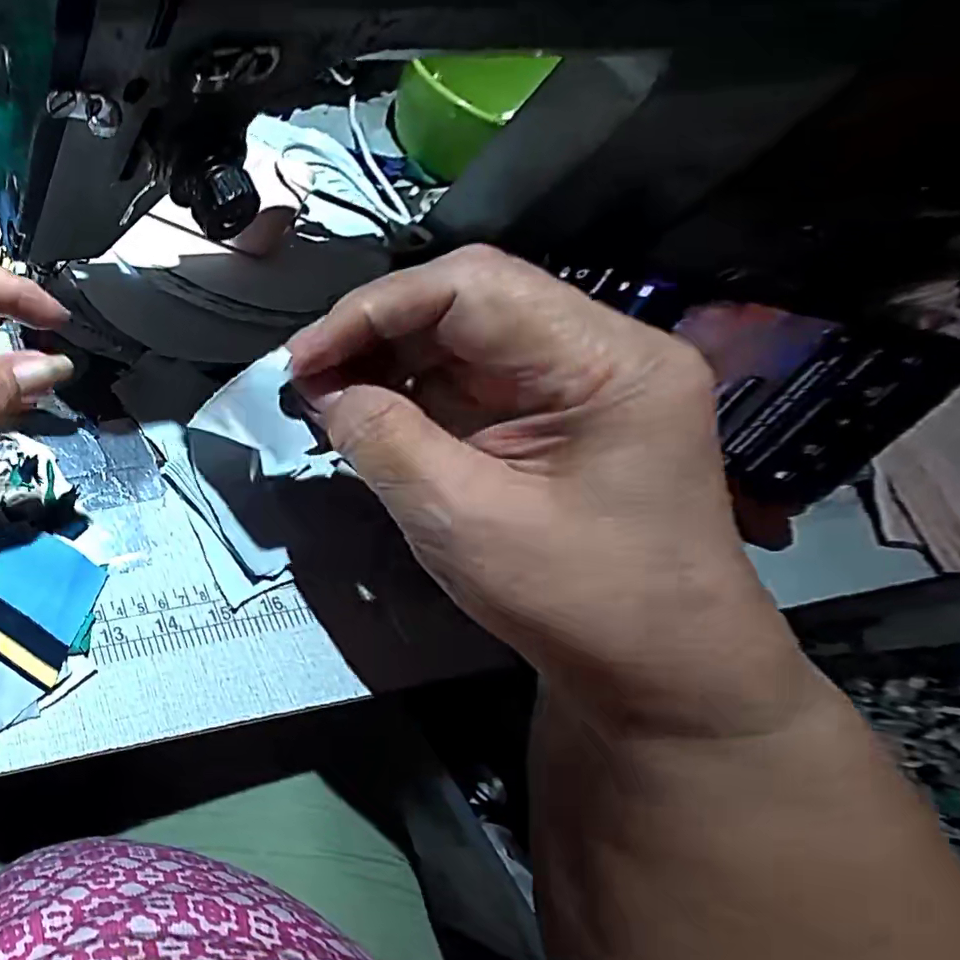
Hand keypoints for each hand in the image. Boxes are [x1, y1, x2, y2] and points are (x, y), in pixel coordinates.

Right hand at [288, 246, 816, 737]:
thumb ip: (385, 440)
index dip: (372, 310)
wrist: (655, 673)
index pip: (470, 286)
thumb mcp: (463, 519)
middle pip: (461, 303)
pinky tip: (361, 415)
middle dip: (371, 334)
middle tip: (305, 379)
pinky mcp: (541, 417)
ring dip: (380, 362)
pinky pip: (458, 381)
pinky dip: (401, 393)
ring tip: (322, 397)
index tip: (304, 358)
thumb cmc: (579, 600)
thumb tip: (324, 391)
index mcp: (602, 360)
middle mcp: (591, 352)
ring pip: (453, 339)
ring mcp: (566, 384)